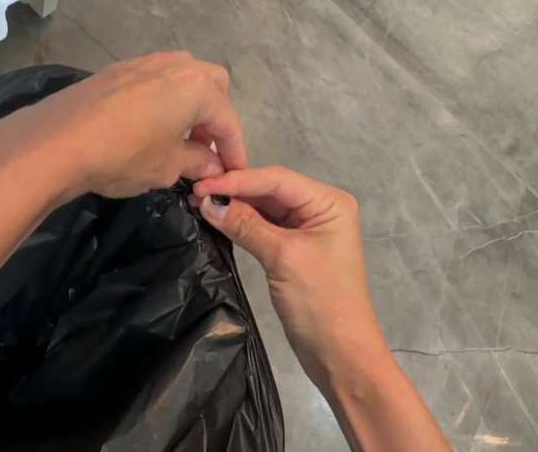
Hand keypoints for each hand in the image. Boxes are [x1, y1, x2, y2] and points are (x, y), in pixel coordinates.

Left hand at [0, 51, 246, 200]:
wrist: (55, 143)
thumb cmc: (122, 155)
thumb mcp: (167, 167)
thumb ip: (198, 162)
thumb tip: (213, 165)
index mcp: (197, 86)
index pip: (228, 119)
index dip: (234, 149)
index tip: (234, 172)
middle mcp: (176, 65)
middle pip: (212, 85)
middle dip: (215, 116)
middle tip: (205, 149)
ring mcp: (145, 62)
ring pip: (183, 76)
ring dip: (190, 104)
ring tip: (178, 137)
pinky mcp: (118, 70)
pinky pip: (156, 80)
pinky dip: (164, 99)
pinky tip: (147, 126)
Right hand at [192, 168, 385, 381]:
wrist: (341, 357)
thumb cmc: (320, 301)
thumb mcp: (282, 258)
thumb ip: (245, 226)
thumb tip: (208, 203)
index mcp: (328, 201)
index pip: (277, 180)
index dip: (238, 180)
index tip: (202, 185)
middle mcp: (319, 208)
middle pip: (271, 190)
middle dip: (235, 191)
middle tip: (196, 193)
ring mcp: (307, 229)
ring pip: (266, 208)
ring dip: (236, 206)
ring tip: (200, 204)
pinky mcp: (295, 249)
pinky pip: (266, 227)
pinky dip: (243, 224)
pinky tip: (219, 219)